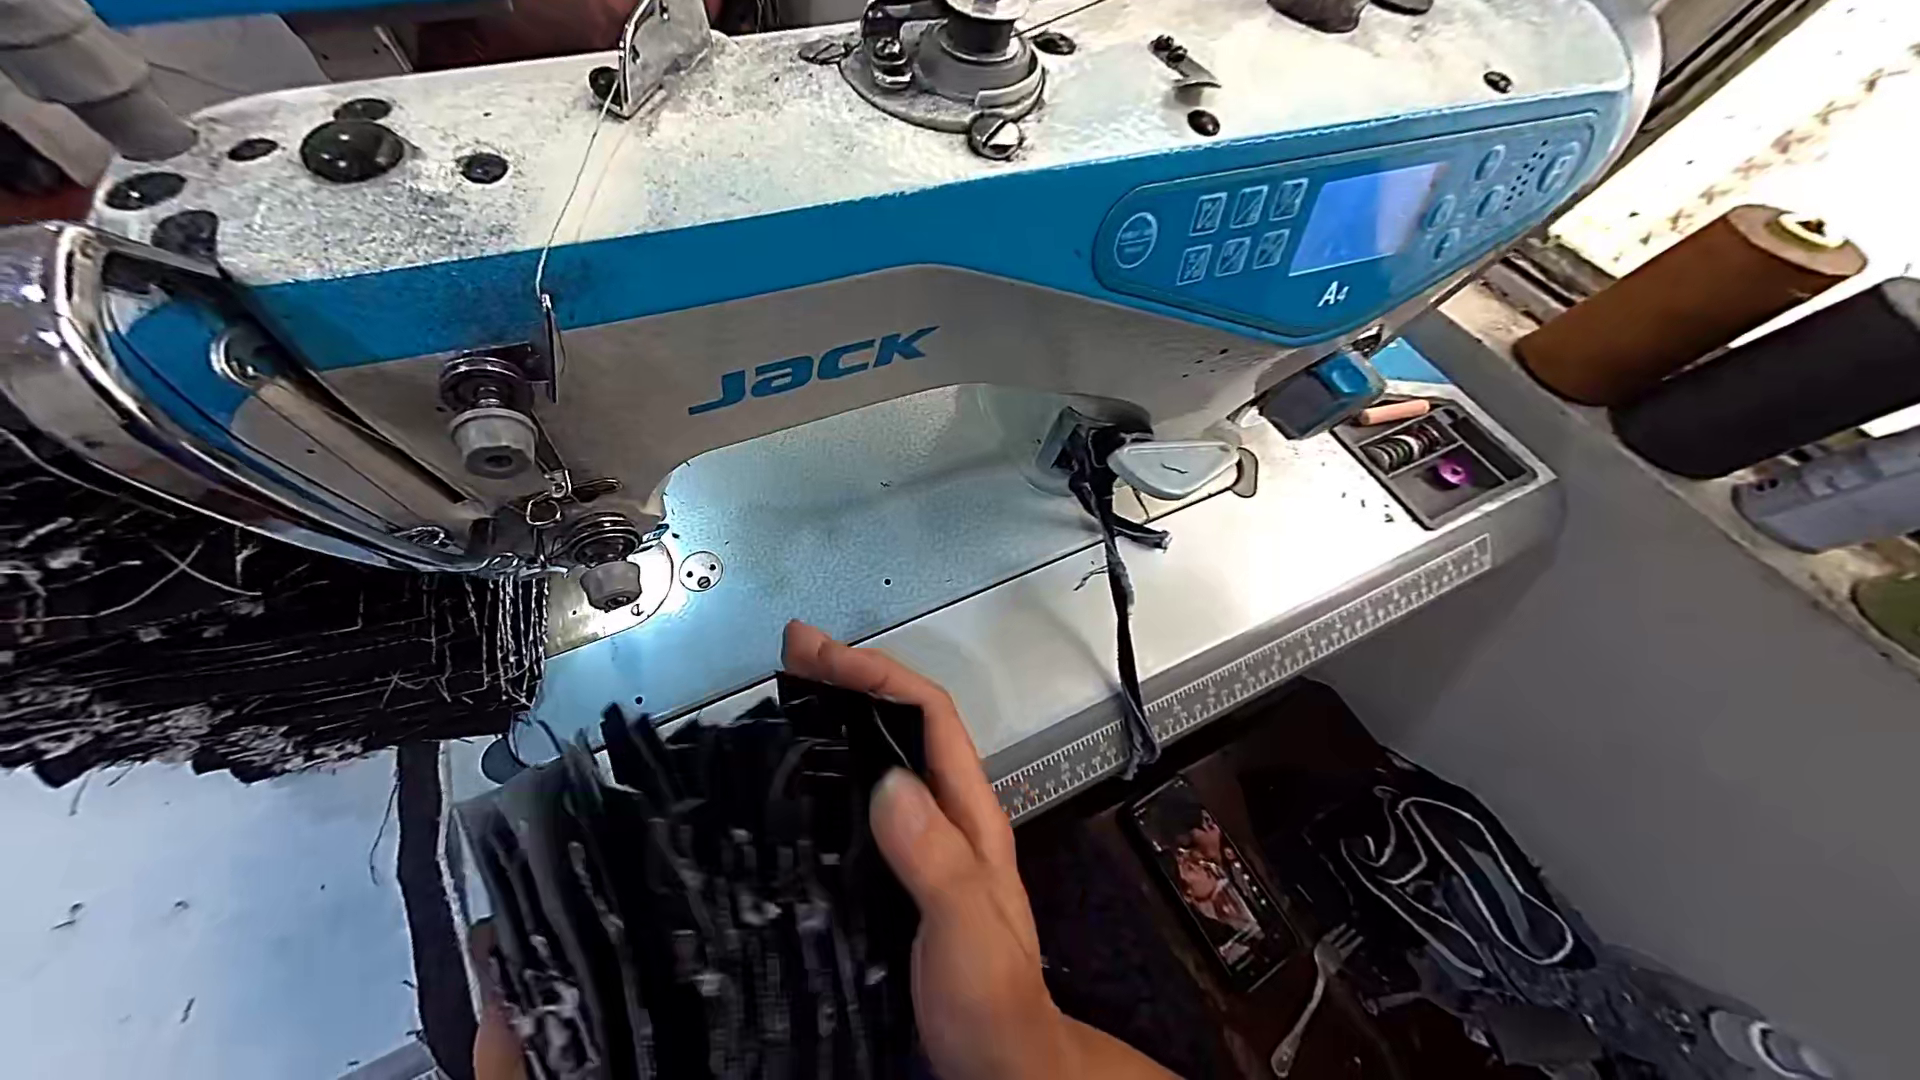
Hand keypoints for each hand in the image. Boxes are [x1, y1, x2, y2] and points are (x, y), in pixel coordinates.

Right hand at [782, 621, 1176, 1079]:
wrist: (996, 1059)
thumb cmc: (989, 995)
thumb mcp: (966, 925)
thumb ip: (936, 859)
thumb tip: (889, 782)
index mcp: (967, 807)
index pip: (929, 713)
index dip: (880, 674)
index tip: (824, 655)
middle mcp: (945, 808)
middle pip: (901, 719)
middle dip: (852, 676)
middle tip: (796, 653)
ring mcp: (920, 834)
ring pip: (881, 750)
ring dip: (840, 711)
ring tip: (791, 689)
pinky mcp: (893, 863)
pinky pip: (861, 793)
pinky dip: (832, 762)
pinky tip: (802, 766)